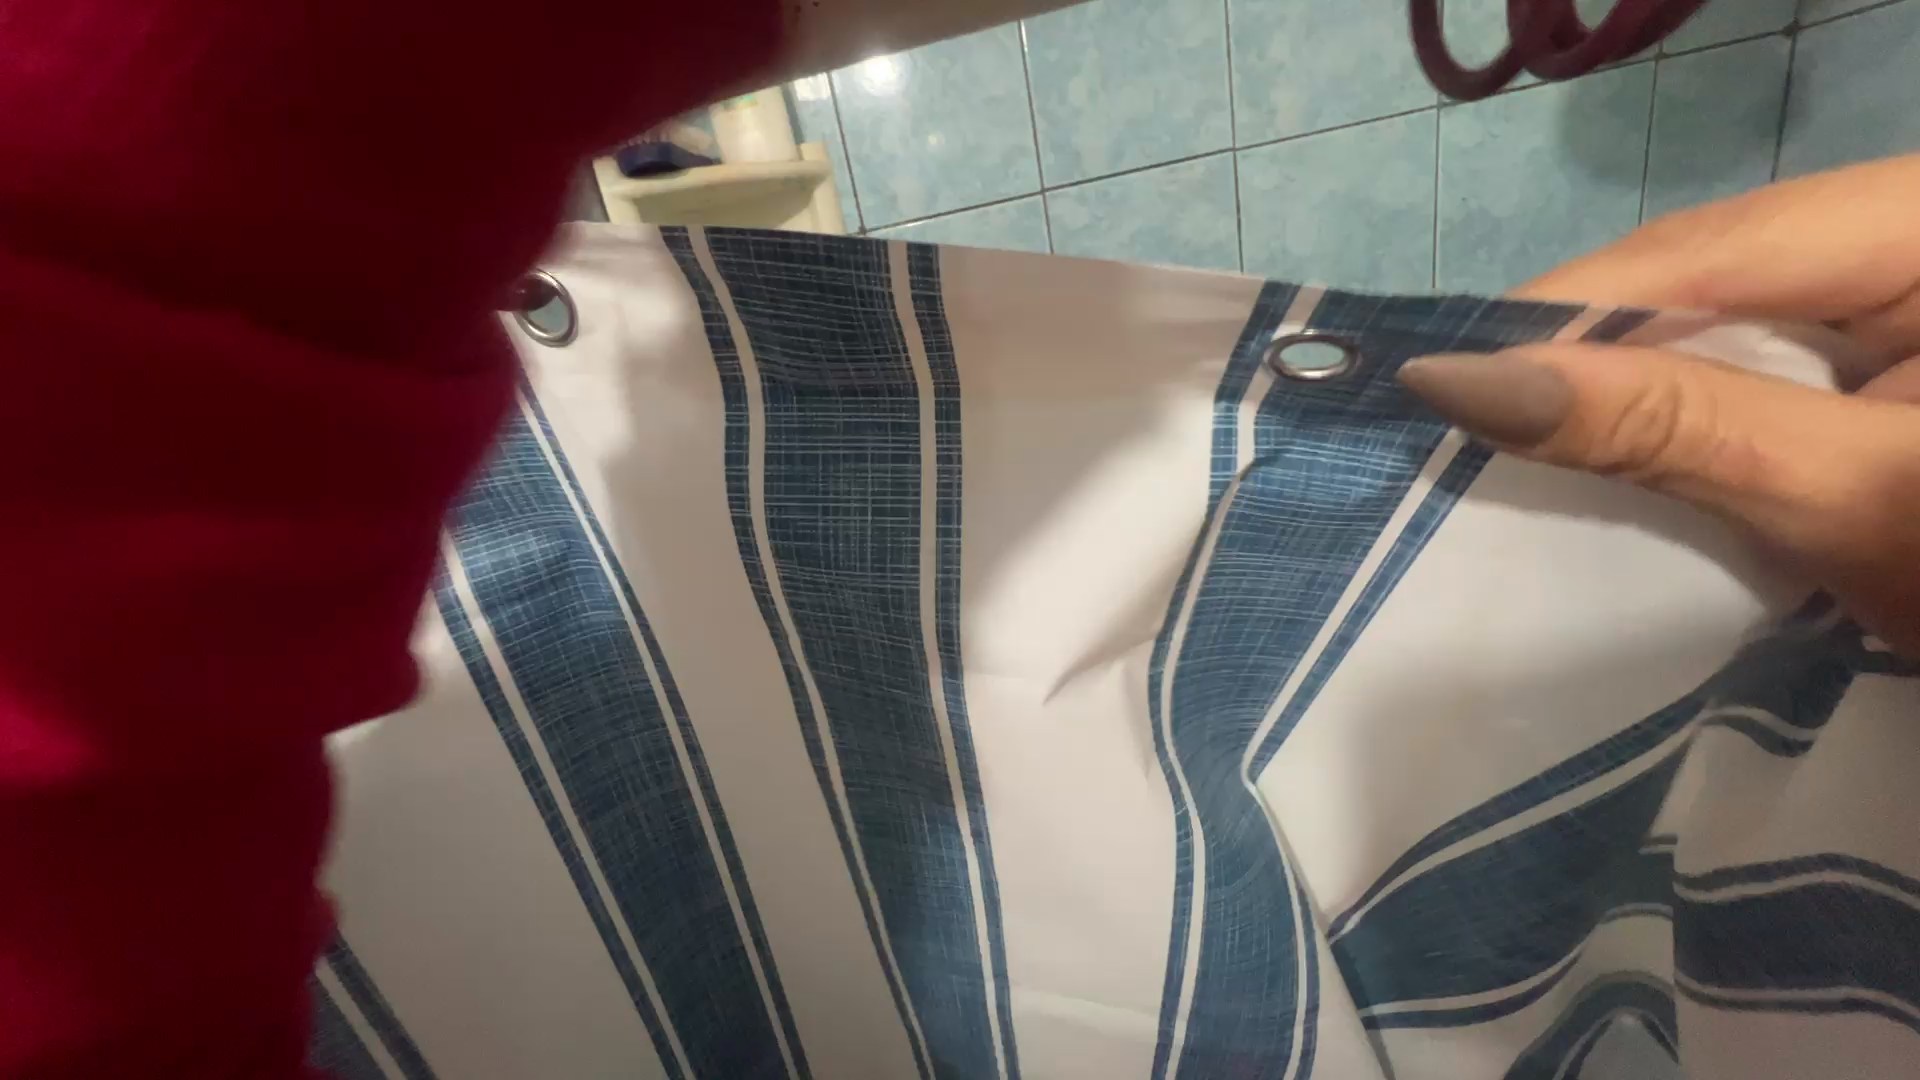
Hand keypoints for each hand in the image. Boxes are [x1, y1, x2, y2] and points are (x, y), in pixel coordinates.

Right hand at [1398, 155, 1919, 655]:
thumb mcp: (1849, 498)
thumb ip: (1662, 425)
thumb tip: (1456, 381)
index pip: (1713, 246)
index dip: (1561, 311)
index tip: (1440, 380)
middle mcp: (1919, 228)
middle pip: (1704, 269)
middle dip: (1577, 343)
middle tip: (1468, 411)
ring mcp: (1901, 279)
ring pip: (1710, 306)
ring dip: (1611, 370)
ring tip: (1517, 422)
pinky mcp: (1879, 335)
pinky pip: (1740, 341)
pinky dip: (1662, 389)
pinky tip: (1610, 425)